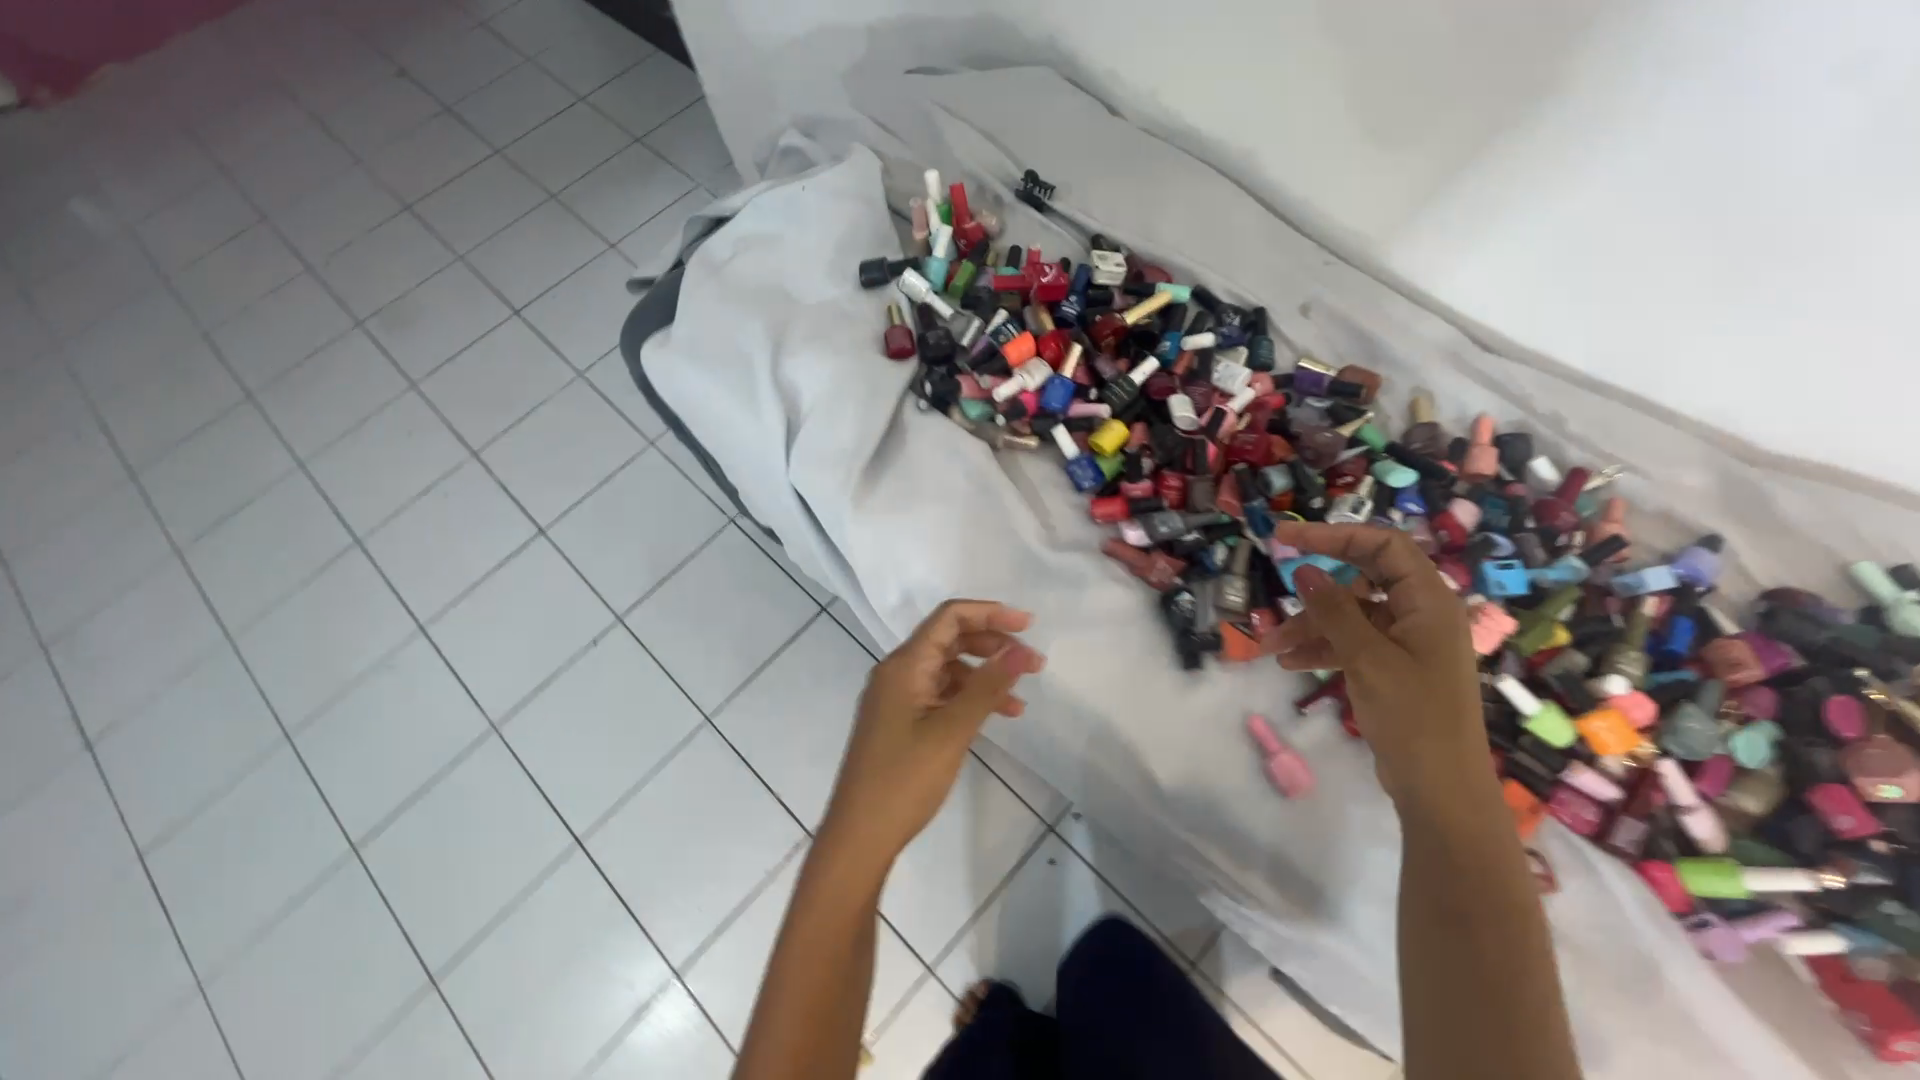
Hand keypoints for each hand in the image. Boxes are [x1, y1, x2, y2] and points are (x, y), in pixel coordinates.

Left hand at [819, 601, 1044, 865]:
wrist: (860, 835)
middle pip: (950, 640)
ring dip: (985, 675)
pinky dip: (969, 699)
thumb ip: (986, 687)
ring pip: (948, 669)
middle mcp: (897, 673)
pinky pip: (941, 695)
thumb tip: (1018, 650)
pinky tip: (998, 716)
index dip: (990, 613)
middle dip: (993, 644)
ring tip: (1022, 695)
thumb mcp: (951, 731)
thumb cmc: (904, 780)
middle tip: (1034, 663)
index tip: (1028, 626)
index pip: (949, 618)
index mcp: (903, 666)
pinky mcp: (902, 722)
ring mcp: (898, 698)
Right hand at [1271, 522, 1484, 801]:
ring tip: (1272, 647)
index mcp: (1428, 601)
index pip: (1382, 546)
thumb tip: (1305, 570)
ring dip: (1312, 626)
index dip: (1334, 535)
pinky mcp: (1395, 668)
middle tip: (1275, 590)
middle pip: (1362, 579)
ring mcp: (1408, 642)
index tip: (1285, 538)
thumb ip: (1334, 611)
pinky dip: (1324, 648)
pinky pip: (1354, 643)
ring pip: (1352, 615)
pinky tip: (1292, 663)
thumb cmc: (1413, 716)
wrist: (1441, 786)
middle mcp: (1421, 613)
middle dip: (1316, 590)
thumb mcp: (1367, 658)